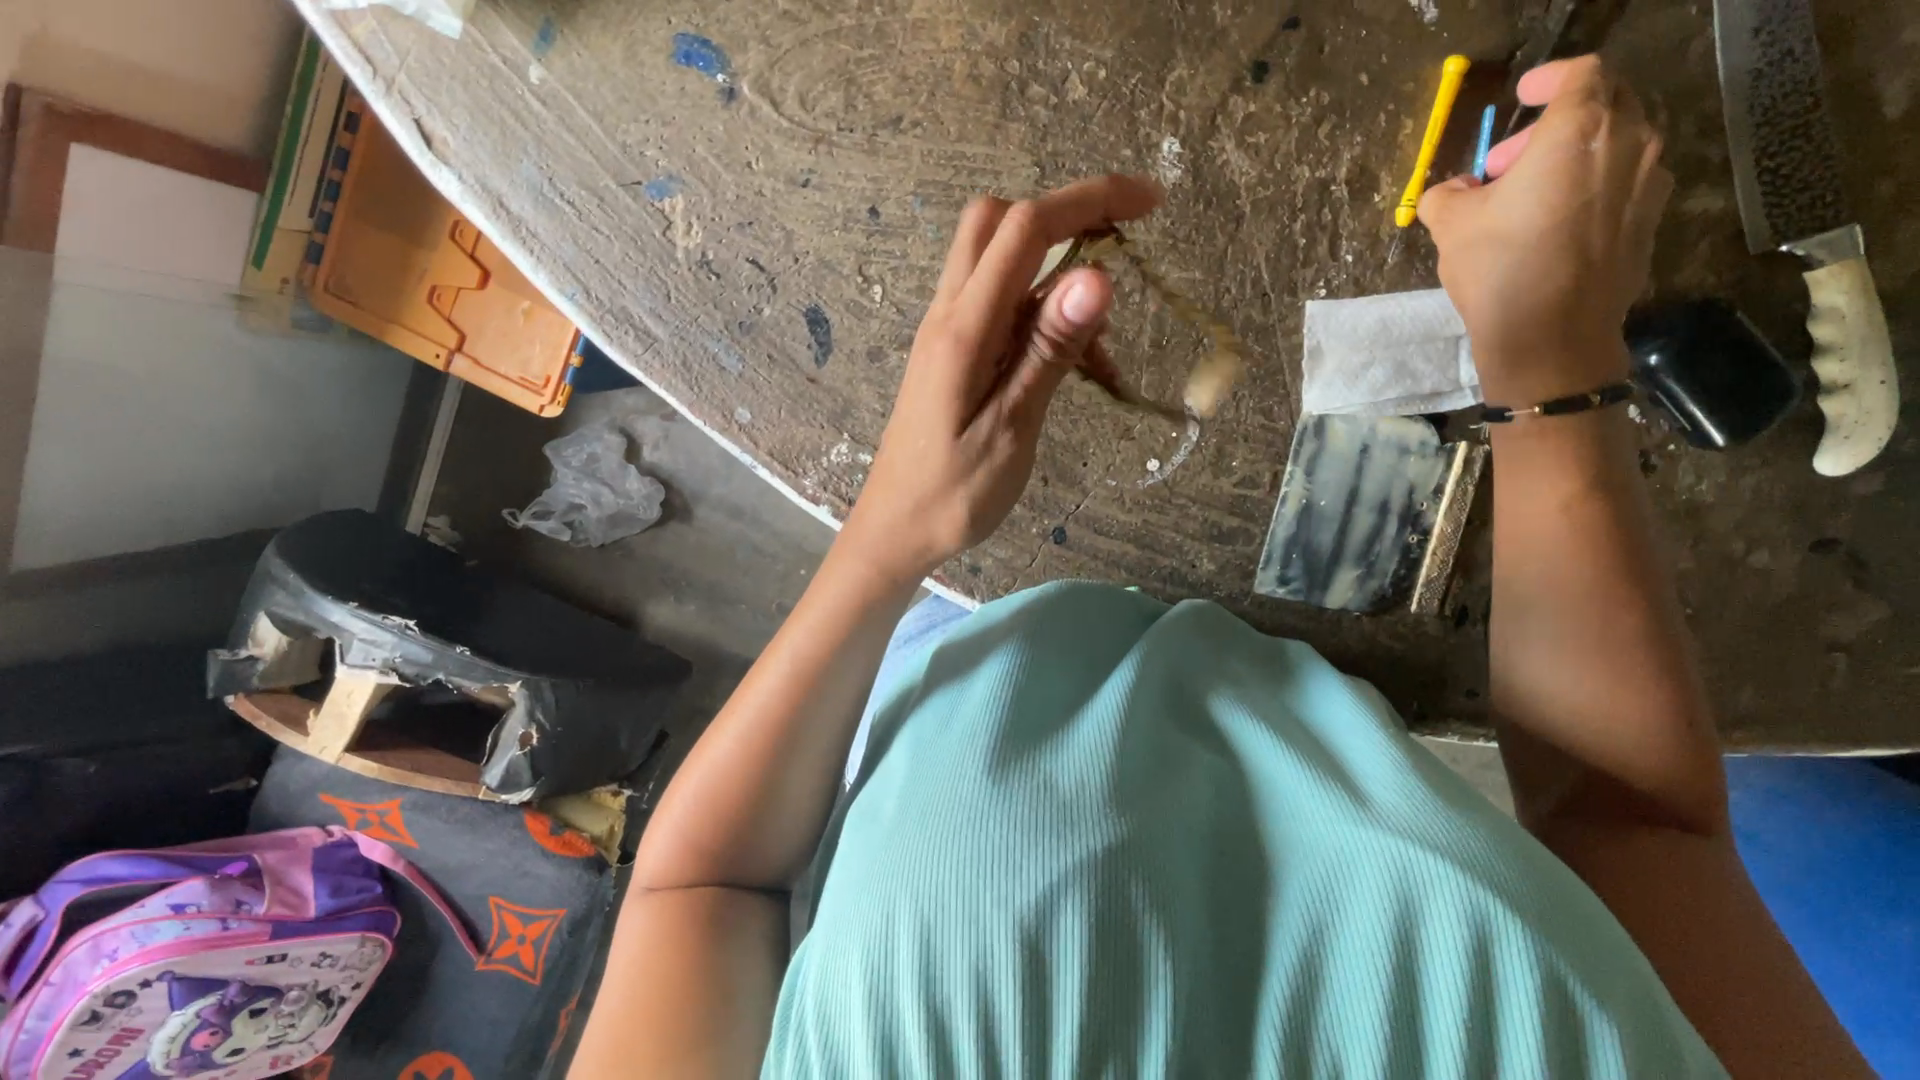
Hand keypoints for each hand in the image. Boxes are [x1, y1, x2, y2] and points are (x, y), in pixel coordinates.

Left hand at [840, 175, 1162, 582]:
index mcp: (964, 329)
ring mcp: (946, 332)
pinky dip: (1040, 314)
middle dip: (1064, 216)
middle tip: (1121, 248)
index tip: (1151, 203)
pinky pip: (997, 305)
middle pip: (998, 221)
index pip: (1025, 229)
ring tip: (1100, 349)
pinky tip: (1072, 366)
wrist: (894, 531)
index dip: (1090, 199)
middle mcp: (948, 314)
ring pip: (996, 261)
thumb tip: (1096, 276)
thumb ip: (1048, 350)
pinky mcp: (951, 353)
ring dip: (1055, 276)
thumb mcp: (1012, 427)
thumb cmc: (952, 496)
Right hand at [1419, 56, 1672, 402]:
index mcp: (1577, 131)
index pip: (1579, 73)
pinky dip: (1592, 188)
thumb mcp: (1450, 227)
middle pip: (1604, 105)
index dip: (1549, 78)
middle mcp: (1627, 144)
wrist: (1551, 337)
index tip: (1522, 95)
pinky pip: (1625, 183)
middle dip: (1554, 124)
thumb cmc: (1499, 270)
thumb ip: (1448, 195)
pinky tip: (1555, 226)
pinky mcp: (1651, 219)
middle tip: (1508, 165)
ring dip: (1573, 158)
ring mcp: (1649, 182)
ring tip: (1530, 199)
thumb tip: (1454, 192)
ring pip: (1616, 145)